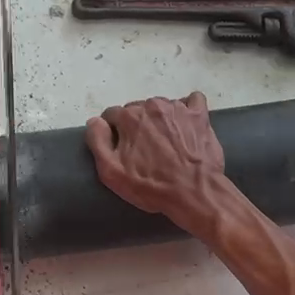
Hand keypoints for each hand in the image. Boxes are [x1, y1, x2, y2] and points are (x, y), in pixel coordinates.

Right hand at [84, 92, 227, 231]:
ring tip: (165, 142)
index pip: (112, 115)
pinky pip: (192, 101)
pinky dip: (186, 110)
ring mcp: (178, 107)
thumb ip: (97, 141)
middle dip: (136, 126)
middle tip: (144, 150)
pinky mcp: (199, 115)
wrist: (194, 193)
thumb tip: (95, 121)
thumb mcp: (111, 172)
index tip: (121, 149)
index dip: (113, 132)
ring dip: (158, 120)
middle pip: (136, 109)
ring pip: (160, 107)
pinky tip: (185, 124)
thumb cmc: (150, 186)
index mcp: (129, 117)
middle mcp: (152, 105)